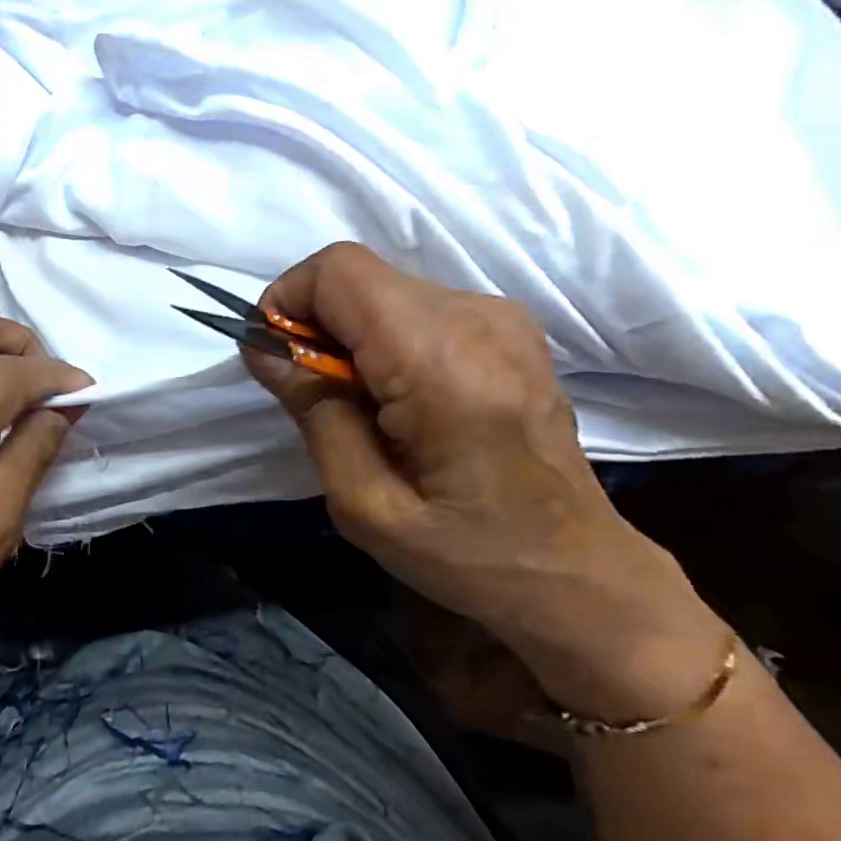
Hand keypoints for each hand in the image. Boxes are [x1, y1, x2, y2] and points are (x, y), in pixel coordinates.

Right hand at [246, 243, 727, 720]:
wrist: (577, 569)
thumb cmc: (470, 555)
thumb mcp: (366, 505)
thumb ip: (314, 412)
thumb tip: (264, 347)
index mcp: (444, 364)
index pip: (341, 271)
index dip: (290, 299)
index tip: (276, 358)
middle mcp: (478, 318)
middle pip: (360, 275)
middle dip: (316, 322)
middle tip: (314, 393)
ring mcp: (502, 316)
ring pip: (386, 288)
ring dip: (351, 332)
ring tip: (361, 404)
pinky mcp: (510, 326)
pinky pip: (418, 304)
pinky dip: (386, 336)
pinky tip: (400, 396)